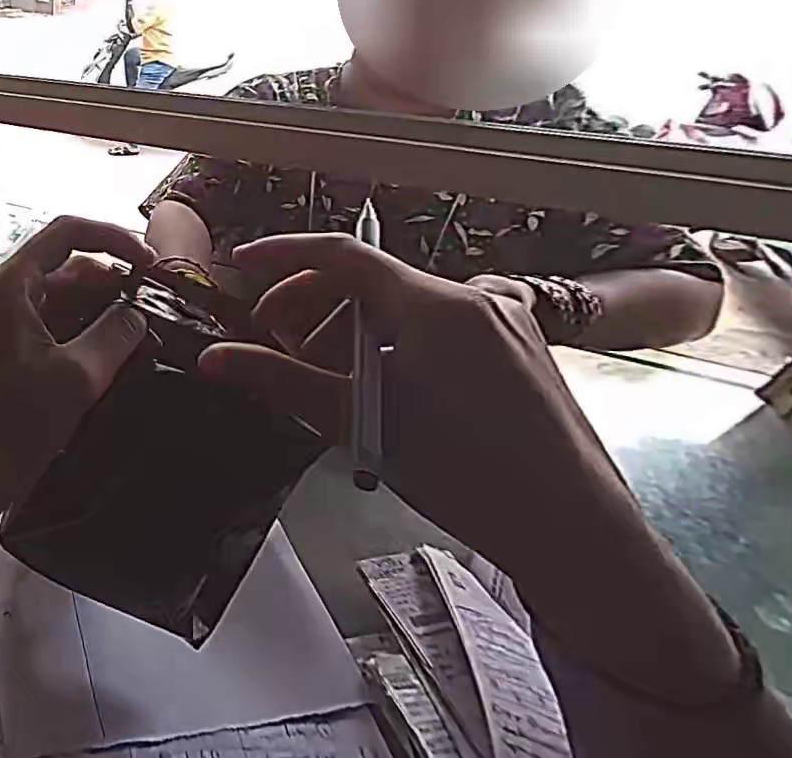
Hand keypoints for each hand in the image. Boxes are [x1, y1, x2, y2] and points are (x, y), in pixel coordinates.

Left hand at [0, 217, 154, 505]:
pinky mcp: (20, 337)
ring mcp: (13, 313)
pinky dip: (92, 322)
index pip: (67, 232)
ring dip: (106, 303)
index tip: (149, 260)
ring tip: (144, 325)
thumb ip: (115, 333)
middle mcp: (9, 289)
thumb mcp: (78, 376)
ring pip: (70, 290)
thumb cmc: (17, 423)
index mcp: (12, 285)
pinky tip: (122, 342)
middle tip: (154, 300)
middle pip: (70, 262)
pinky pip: (62, 315)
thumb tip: (139, 310)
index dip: (113, 237)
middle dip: (114, 278)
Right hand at [194, 233, 636, 587]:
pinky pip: (430, 323)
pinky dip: (388, 341)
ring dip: (347, 330)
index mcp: (437, 305)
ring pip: (396, 304)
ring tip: (326, 378)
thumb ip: (281, 381)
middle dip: (310, 307)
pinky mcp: (512, 344)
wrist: (579, 538)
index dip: (284, 253)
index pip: (343, 254)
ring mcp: (500, 318)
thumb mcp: (362, 422)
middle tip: (277, 346)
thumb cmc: (470, 476)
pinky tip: (375, 382)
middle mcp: (472, 297)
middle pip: (366, 281)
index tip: (242, 263)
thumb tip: (212, 359)